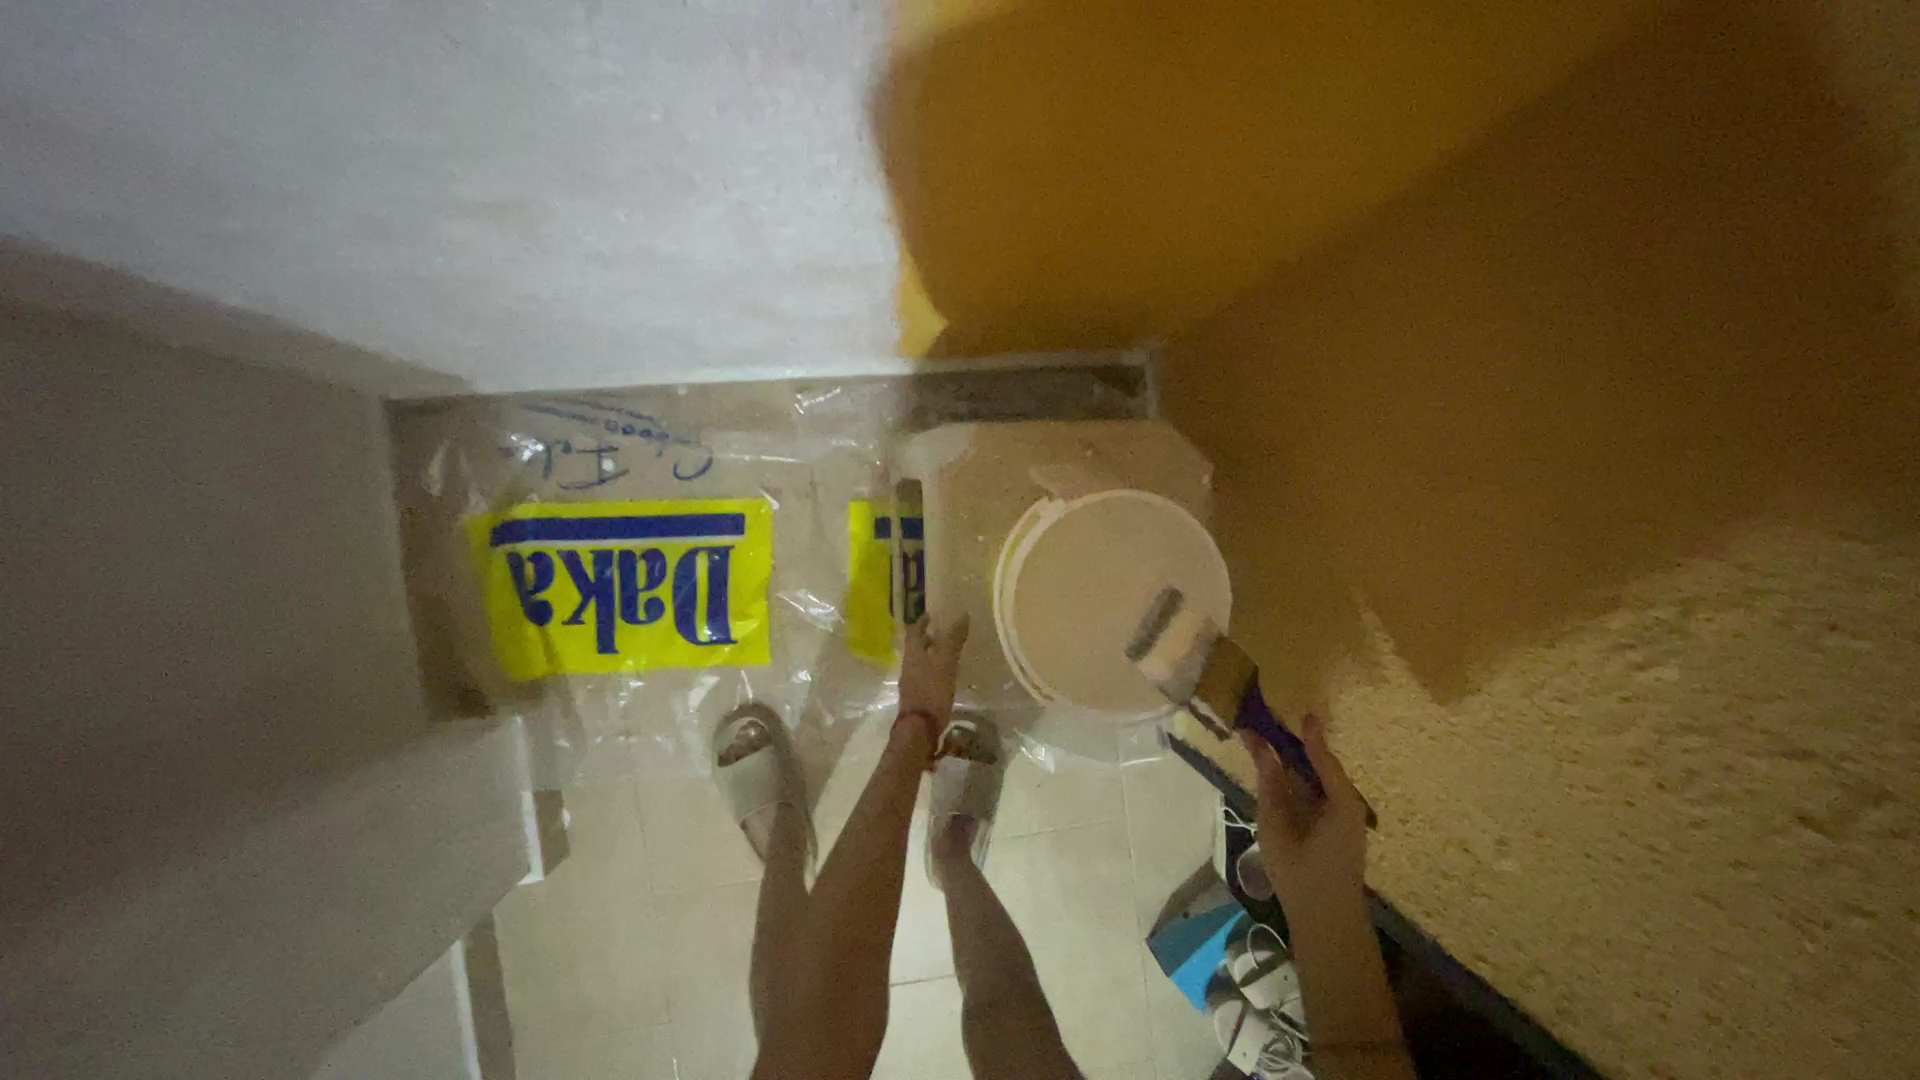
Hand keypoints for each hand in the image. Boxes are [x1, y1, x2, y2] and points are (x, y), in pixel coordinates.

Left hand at [898, 614, 969, 735]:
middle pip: (916, 647)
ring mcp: (911, 684)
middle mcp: (909, 667)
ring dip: (932, 655)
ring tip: (948, 653)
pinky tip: (947, 677)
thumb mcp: (945, 663)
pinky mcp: (917, 698)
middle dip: (928, 638)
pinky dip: (934, 671)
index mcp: (913, 655)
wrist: (919, 730)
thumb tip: (962, 614)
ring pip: (920, 663)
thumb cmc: (931, 692)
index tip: (931, 614)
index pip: (914, 632)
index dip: (921, 621)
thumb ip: (953, 640)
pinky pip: (925, 678)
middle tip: (943, 632)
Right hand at [1242, 713, 1368, 919]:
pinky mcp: (1333, 827)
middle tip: (1267, 723)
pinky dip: (1297, 778)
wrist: (1326, 920)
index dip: (1311, 737)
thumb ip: (1271, 785)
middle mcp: (1344, 804)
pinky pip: (1314, 793)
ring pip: (1315, 778)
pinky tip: (1278, 770)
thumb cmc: (1302, 874)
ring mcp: (1340, 816)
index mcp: (1339, 802)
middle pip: (1318, 765)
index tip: (1303, 713)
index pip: (1323, 759)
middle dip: (1294, 744)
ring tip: (1266, 740)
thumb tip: (1263, 750)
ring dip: (1292, 759)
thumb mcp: (1277, 826)